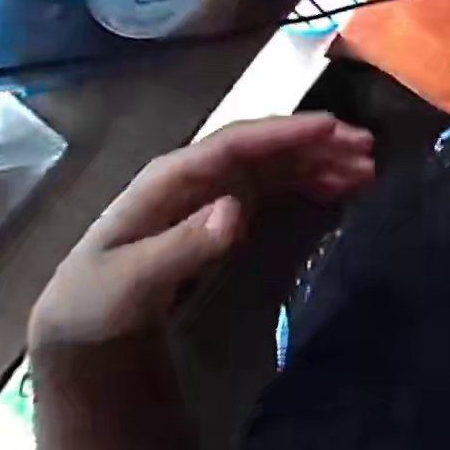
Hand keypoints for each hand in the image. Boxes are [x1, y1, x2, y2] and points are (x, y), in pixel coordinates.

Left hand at [28, 114, 374, 350]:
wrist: (83, 321)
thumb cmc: (99, 299)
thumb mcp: (131, 283)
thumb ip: (181, 247)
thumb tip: (235, 209)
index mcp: (174, 175)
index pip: (237, 142)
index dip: (284, 132)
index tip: (332, 127)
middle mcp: (199, 173)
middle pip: (264, 147)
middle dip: (314, 143)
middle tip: (366, 148)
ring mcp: (214, 189)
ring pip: (275, 164)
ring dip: (319, 161)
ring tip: (365, 168)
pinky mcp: (224, 209)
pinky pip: (274, 187)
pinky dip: (308, 183)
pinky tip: (337, 188)